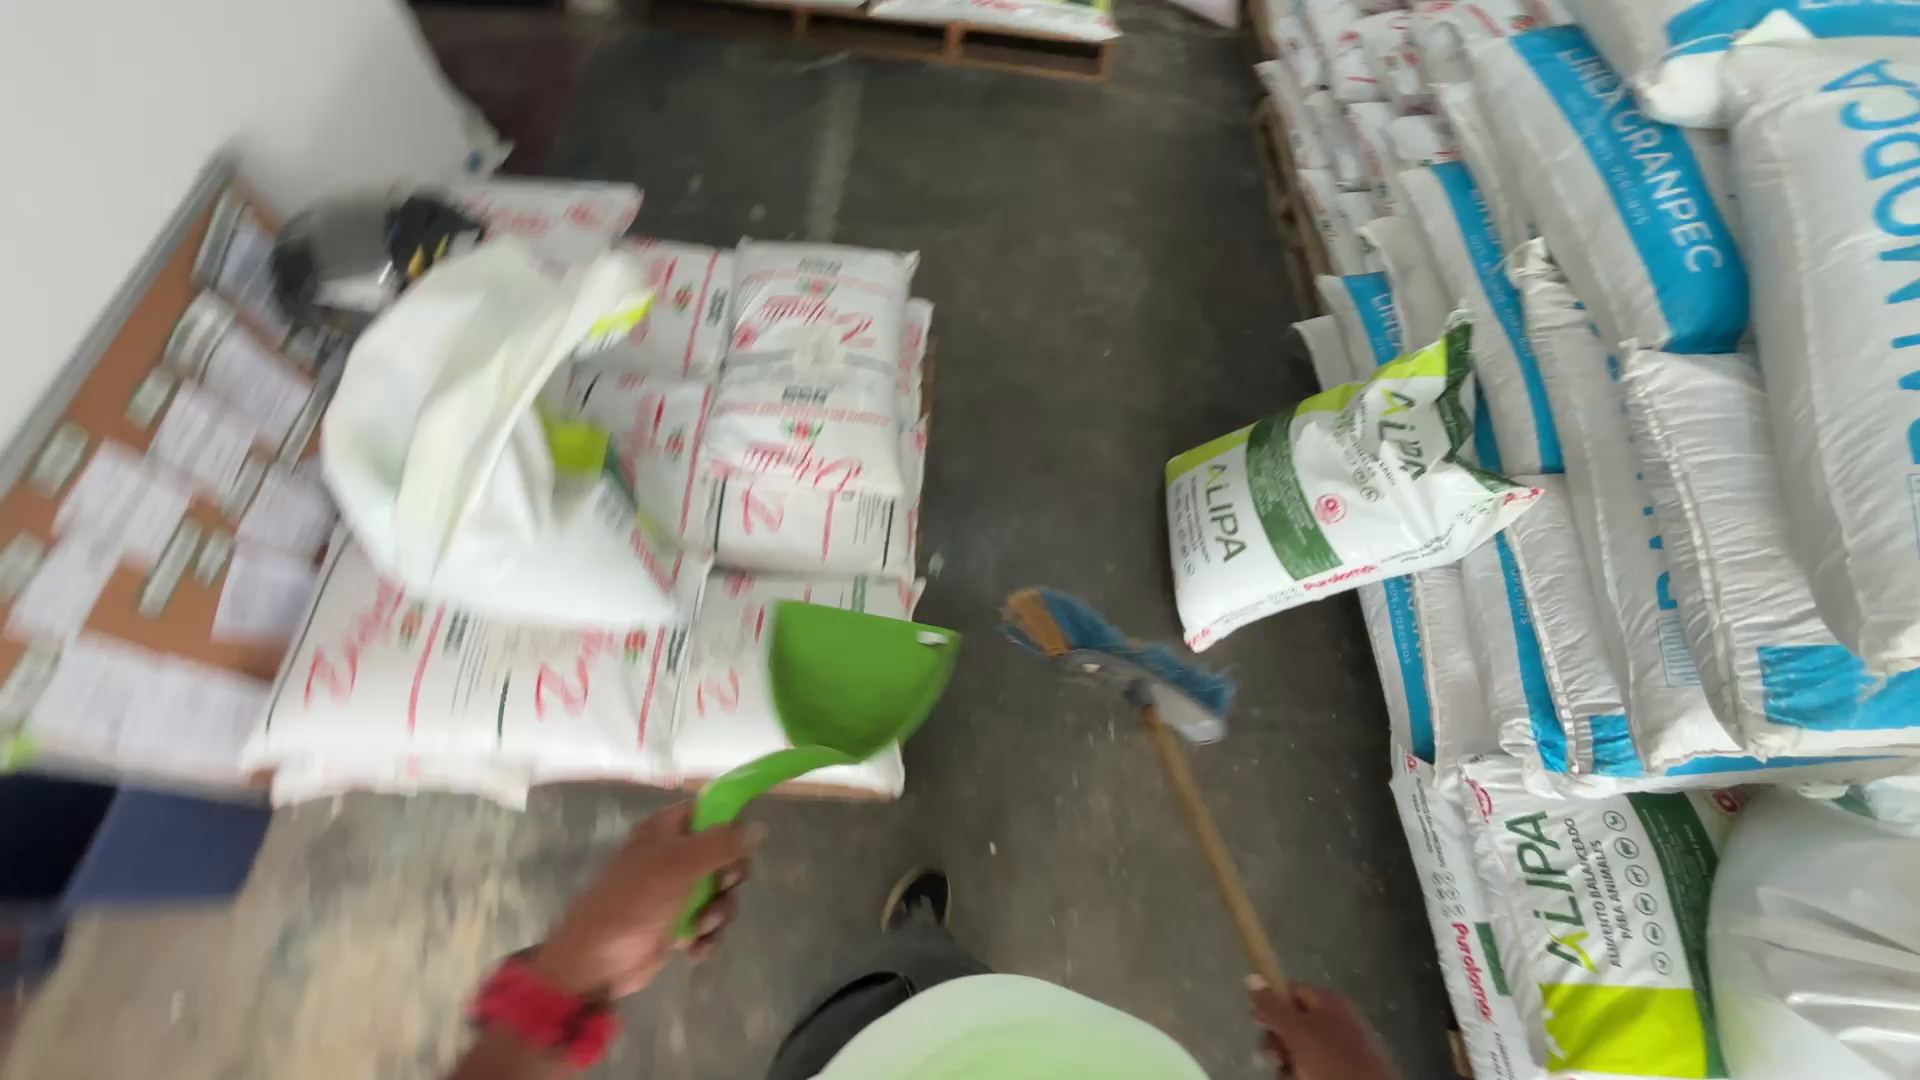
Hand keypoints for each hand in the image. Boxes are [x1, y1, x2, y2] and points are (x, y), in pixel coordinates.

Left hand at [529, 803, 764, 998]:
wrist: (592, 966)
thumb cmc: (632, 903)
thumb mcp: (678, 866)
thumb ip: (721, 844)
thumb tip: (760, 827)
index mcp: (667, 831)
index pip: (710, 809)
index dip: (731, 821)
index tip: (746, 842)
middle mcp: (673, 855)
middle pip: (725, 852)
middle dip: (729, 876)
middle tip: (722, 886)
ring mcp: (676, 891)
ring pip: (721, 890)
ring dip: (719, 911)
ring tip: (701, 927)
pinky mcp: (677, 923)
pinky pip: (709, 922)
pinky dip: (708, 936)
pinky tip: (695, 949)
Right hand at [1248, 976, 1397, 1079]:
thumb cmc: (1331, 1061)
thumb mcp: (1297, 1031)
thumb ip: (1272, 1005)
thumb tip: (1251, 977)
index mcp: (1328, 1001)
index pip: (1291, 990)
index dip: (1270, 1002)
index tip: (1256, 1021)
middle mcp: (1335, 1020)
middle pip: (1293, 1020)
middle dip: (1277, 1039)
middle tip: (1270, 1055)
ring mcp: (1341, 1047)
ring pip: (1301, 1047)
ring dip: (1287, 1061)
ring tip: (1286, 1074)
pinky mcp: (1343, 1071)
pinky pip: (1313, 1065)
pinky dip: (1301, 1073)